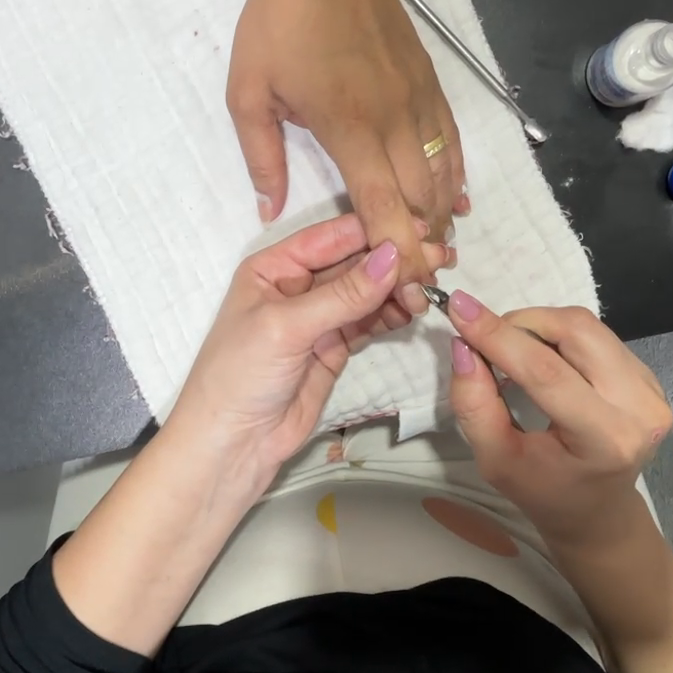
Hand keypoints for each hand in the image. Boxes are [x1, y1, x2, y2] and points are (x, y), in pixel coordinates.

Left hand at [165, 214, 440, 486]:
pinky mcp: (334, 347)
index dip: (373, 230)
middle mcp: (296, 285)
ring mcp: (317, 317)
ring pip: (366, 292)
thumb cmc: (240, 374)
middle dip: (394, 260)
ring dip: (398, 288)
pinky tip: (413, 310)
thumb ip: (342, 294)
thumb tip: (393, 256)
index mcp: (273, 267)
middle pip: (353, 262)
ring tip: (431, 288)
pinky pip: (369, 321)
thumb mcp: (287, 327)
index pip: (331, 237)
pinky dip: (392, 315)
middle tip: (440, 257)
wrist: (232, 443)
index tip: (417, 228)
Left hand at [228, 0, 465, 312]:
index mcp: (350, 132)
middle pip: (422, 202)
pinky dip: (455, 178)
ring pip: (443, 176)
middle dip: (422, 247)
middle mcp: (396, 123)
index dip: (396, 255)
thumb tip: (270, 210)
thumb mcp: (248, 95)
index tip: (400, 285)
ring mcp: (420, 103)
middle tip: (415, 279)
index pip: (384, 210)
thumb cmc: (279, 24)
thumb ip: (262, 159)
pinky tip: (454, 201)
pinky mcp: (432, 86)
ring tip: (433, 249)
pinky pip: (453, 143)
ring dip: (440, 218)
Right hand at [443, 292, 672, 544]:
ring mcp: (652, 390)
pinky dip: (558, 336)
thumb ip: (474, 405)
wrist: (596, 511)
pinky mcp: (650, 377)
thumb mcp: (494, 459)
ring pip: (586, 326)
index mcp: (604, 440)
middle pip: (576, 332)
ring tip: (511, 351)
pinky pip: (597, 335)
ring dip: (538, 326)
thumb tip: (462, 347)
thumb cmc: (542, 490)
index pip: (546, 372)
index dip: (498, 336)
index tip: (459, 308)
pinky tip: (541, 359)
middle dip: (521, 322)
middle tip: (486, 337)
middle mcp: (640, 409)